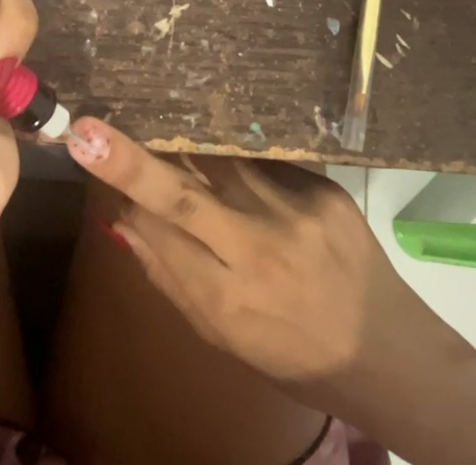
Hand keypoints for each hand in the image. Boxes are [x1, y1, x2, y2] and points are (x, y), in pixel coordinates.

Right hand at [63, 117, 445, 413]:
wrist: (389, 350)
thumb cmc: (292, 354)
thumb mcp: (222, 336)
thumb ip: (170, 276)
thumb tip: (123, 219)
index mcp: (228, 298)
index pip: (158, 227)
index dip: (122, 188)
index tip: (86, 147)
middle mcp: (260, 250)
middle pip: (184, 192)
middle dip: (133, 161)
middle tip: (90, 129)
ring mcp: (297, 212)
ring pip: (223, 162)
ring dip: (188, 147)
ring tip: (161, 122)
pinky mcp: (325, 188)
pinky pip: (263, 162)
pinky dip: (237, 162)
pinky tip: (233, 166)